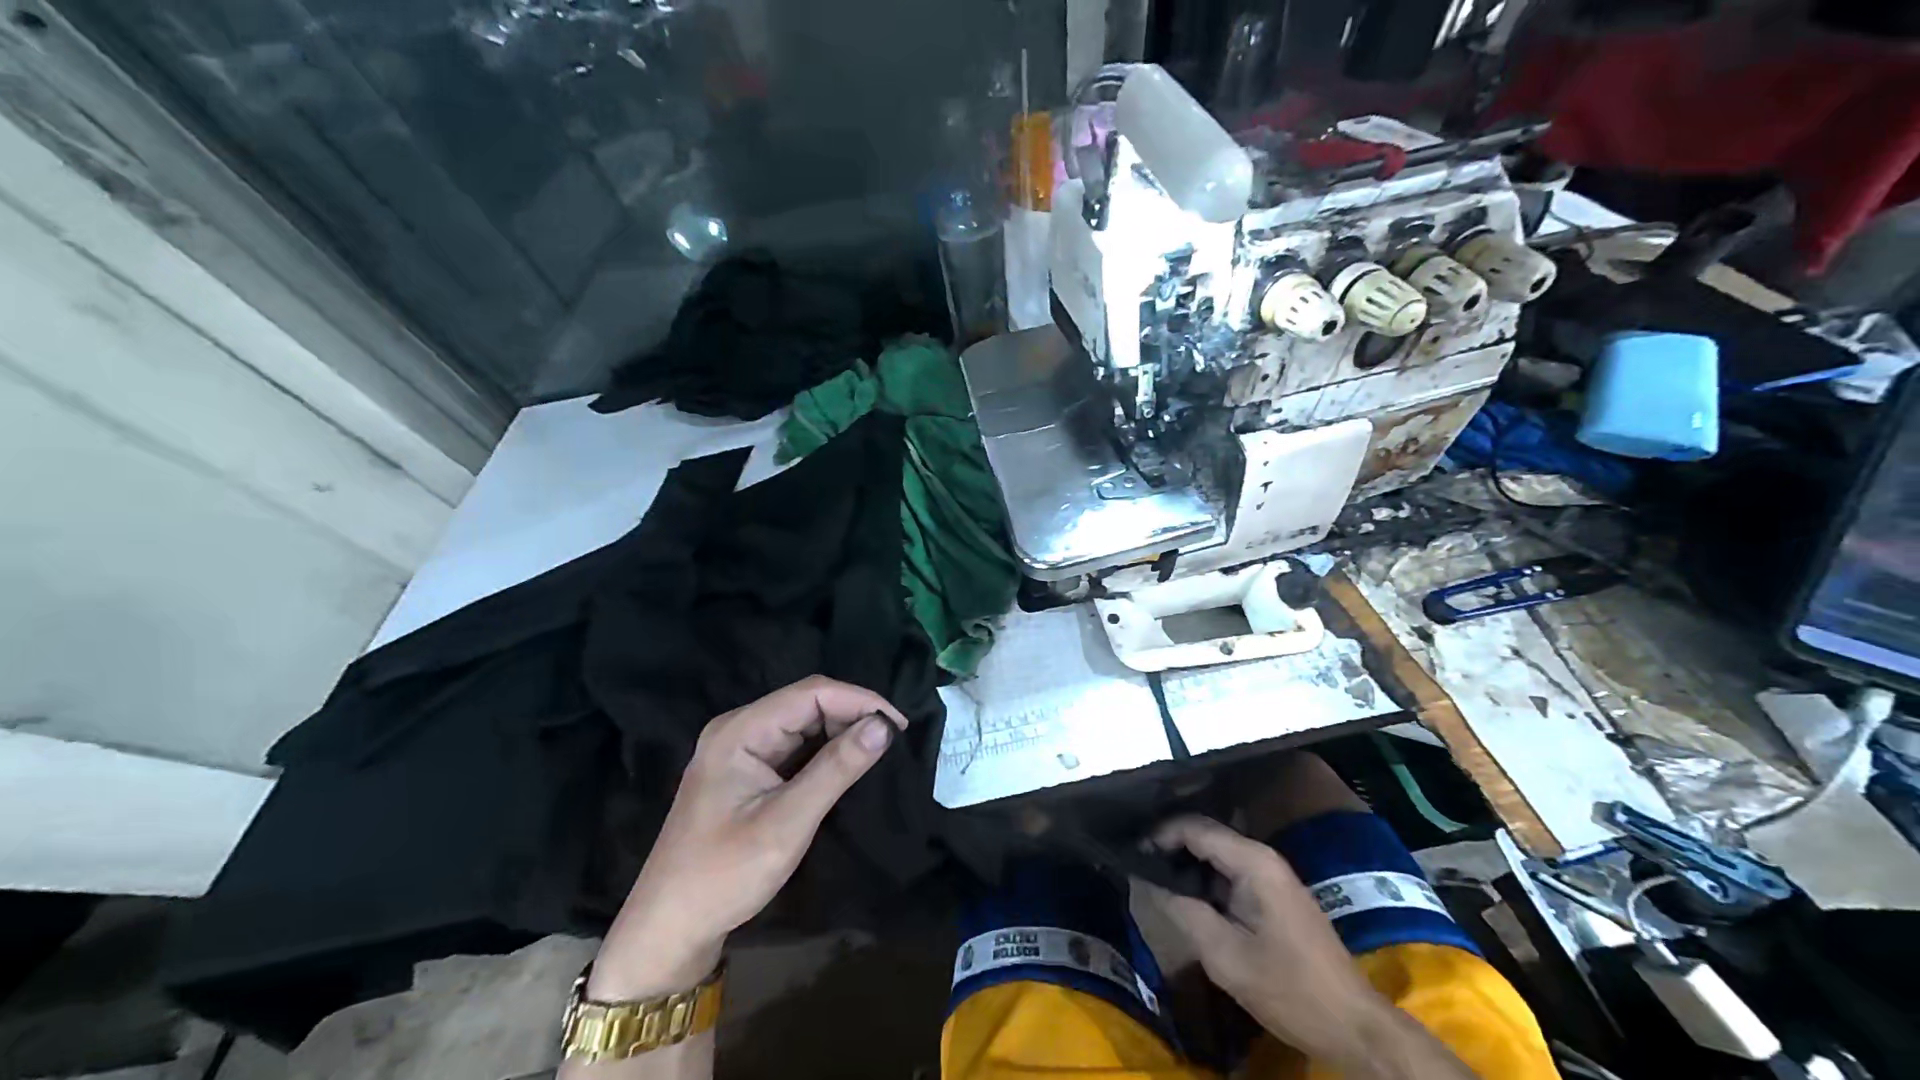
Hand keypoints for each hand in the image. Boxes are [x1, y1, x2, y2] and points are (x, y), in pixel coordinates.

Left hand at [587, 676, 907, 999]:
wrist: (670, 928)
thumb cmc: (724, 875)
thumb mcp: (787, 822)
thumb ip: (836, 769)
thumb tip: (884, 725)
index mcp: (739, 731)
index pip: (811, 693)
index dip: (860, 700)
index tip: (900, 726)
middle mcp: (738, 728)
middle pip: (807, 703)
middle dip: (853, 715)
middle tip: (895, 743)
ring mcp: (741, 749)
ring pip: (804, 724)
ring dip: (842, 733)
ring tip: (882, 752)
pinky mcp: (748, 771)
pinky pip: (795, 746)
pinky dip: (825, 752)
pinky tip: (850, 764)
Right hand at [1140, 816, 1471, 1078]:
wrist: (1352, 1025)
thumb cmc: (1288, 988)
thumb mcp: (1224, 954)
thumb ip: (1181, 910)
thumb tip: (1145, 879)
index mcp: (1253, 861)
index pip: (1194, 827)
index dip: (1159, 835)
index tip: (1130, 853)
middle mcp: (1263, 858)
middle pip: (1205, 835)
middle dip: (1169, 846)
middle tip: (1136, 865)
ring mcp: (1272, 876)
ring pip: (1217, 854)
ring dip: (1185, 863)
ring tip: (1152, 879)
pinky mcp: (1275, 895)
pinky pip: (1230, 873)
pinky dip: (1204, 879)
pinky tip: (1185, 898)